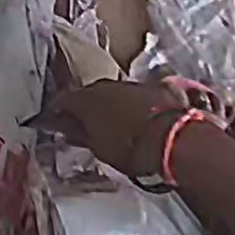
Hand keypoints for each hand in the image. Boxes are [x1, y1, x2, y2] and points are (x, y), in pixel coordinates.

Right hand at [47, 79, 186, 178]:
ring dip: (112, 105)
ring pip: (114, 93)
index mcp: (83, 99)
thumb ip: (78, 134)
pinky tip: (140, 120)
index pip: (60, 101)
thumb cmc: (130, 149)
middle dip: (86, 107)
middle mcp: (103, 85)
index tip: (54, 122)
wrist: (180, 143)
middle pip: (88, 94)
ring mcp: (130, 84)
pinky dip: (135, 106)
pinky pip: (138, 97)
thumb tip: (64, 127)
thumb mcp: (98, 148)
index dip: (56, 112)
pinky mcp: (157, 89)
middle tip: (86, 124)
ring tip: (116, 124)